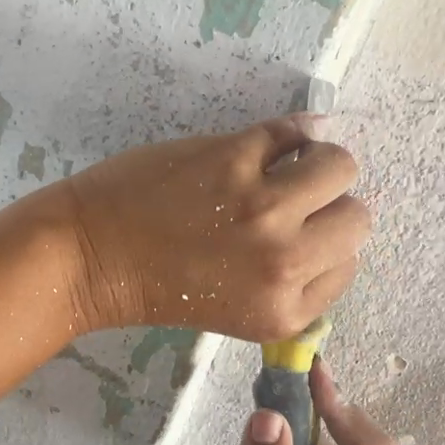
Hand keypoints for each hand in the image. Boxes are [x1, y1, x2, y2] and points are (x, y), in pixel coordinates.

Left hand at [58, 116, 368, 341]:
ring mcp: (263, 208)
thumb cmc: (155, 286)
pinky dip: (289, 131)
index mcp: (286, 314)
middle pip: (356, 218)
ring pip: (340, 165)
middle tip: (291, 199)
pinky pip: (293, 130)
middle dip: (330, 205)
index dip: (322, 243)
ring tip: (282, 165)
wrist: (89, 257)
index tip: (296, 233)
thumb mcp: (239, 308)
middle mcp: (285, 265)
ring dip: (318, 161)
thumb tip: (333, 222)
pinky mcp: (236, 159)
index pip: (347, 265)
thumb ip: (290, 280)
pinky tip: (265, 143)